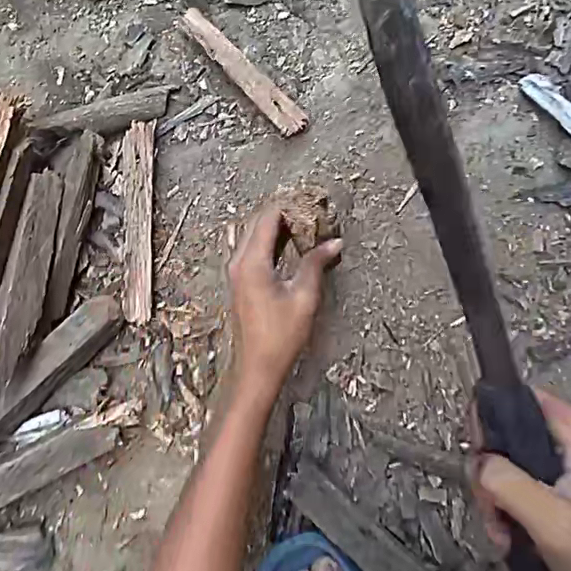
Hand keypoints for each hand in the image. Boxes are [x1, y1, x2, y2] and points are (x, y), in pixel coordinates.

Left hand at [227, 206, 342, 396]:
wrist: (258, 366)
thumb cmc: (281, 336)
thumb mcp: (304, 297)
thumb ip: (315, 264)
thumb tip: (334, 242)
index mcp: (251, 263)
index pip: (266, 220)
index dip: (287, 207)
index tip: (308, 203)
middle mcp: (238, 263)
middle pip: (256, 224)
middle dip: (281, 214)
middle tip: (308, 212)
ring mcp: (236, 272)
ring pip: (252, 236)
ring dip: (274, 227)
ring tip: (302, 224)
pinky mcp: (239, 281)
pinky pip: (251, 250)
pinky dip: (268, 241)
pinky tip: (288, 244)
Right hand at [470, 389, 570, 570]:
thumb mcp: (551, 523)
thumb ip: (505, 481)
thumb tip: (478, 460)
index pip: (517, 397)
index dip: (488, 421)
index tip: (479, 460)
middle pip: (514, 433)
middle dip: (493, 470)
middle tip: (492, 509)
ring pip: (521, 462)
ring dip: (504, 495)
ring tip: (506, 533)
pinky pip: (537, 484)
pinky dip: (522, 506)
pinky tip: (519, 538)